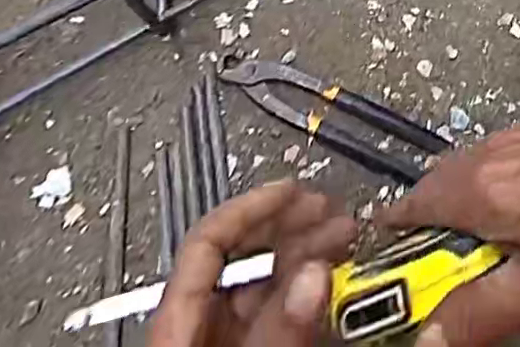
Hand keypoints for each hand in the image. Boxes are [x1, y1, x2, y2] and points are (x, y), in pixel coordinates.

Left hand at [146, 181, 356, 346]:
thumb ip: (274, 333)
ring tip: (343, 239)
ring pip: (266, 284)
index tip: (294, 188)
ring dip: (307, 254)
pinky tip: (332, 282)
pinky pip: (279, 316)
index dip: (250, 206)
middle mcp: (199, 330)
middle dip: (292, 225)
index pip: (207, 242)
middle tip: (333, 211)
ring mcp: (226, 344)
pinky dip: (307, 294)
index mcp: (176, 328)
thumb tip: (315, 273)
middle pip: (243, 256)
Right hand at [382, 122, 519, 345]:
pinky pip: (493, 157)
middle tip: (440, 261)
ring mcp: (514, 136)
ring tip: (478, 240)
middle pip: (437, 183)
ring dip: (458, 200)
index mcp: (479, 187)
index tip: (394, 259)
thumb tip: (428, 336)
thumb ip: (480, 313)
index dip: (397, 233)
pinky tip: (515, 209)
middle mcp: (488, 152)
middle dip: (428, 220)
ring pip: (466, 167)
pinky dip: (486, 183)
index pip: (413, 204)